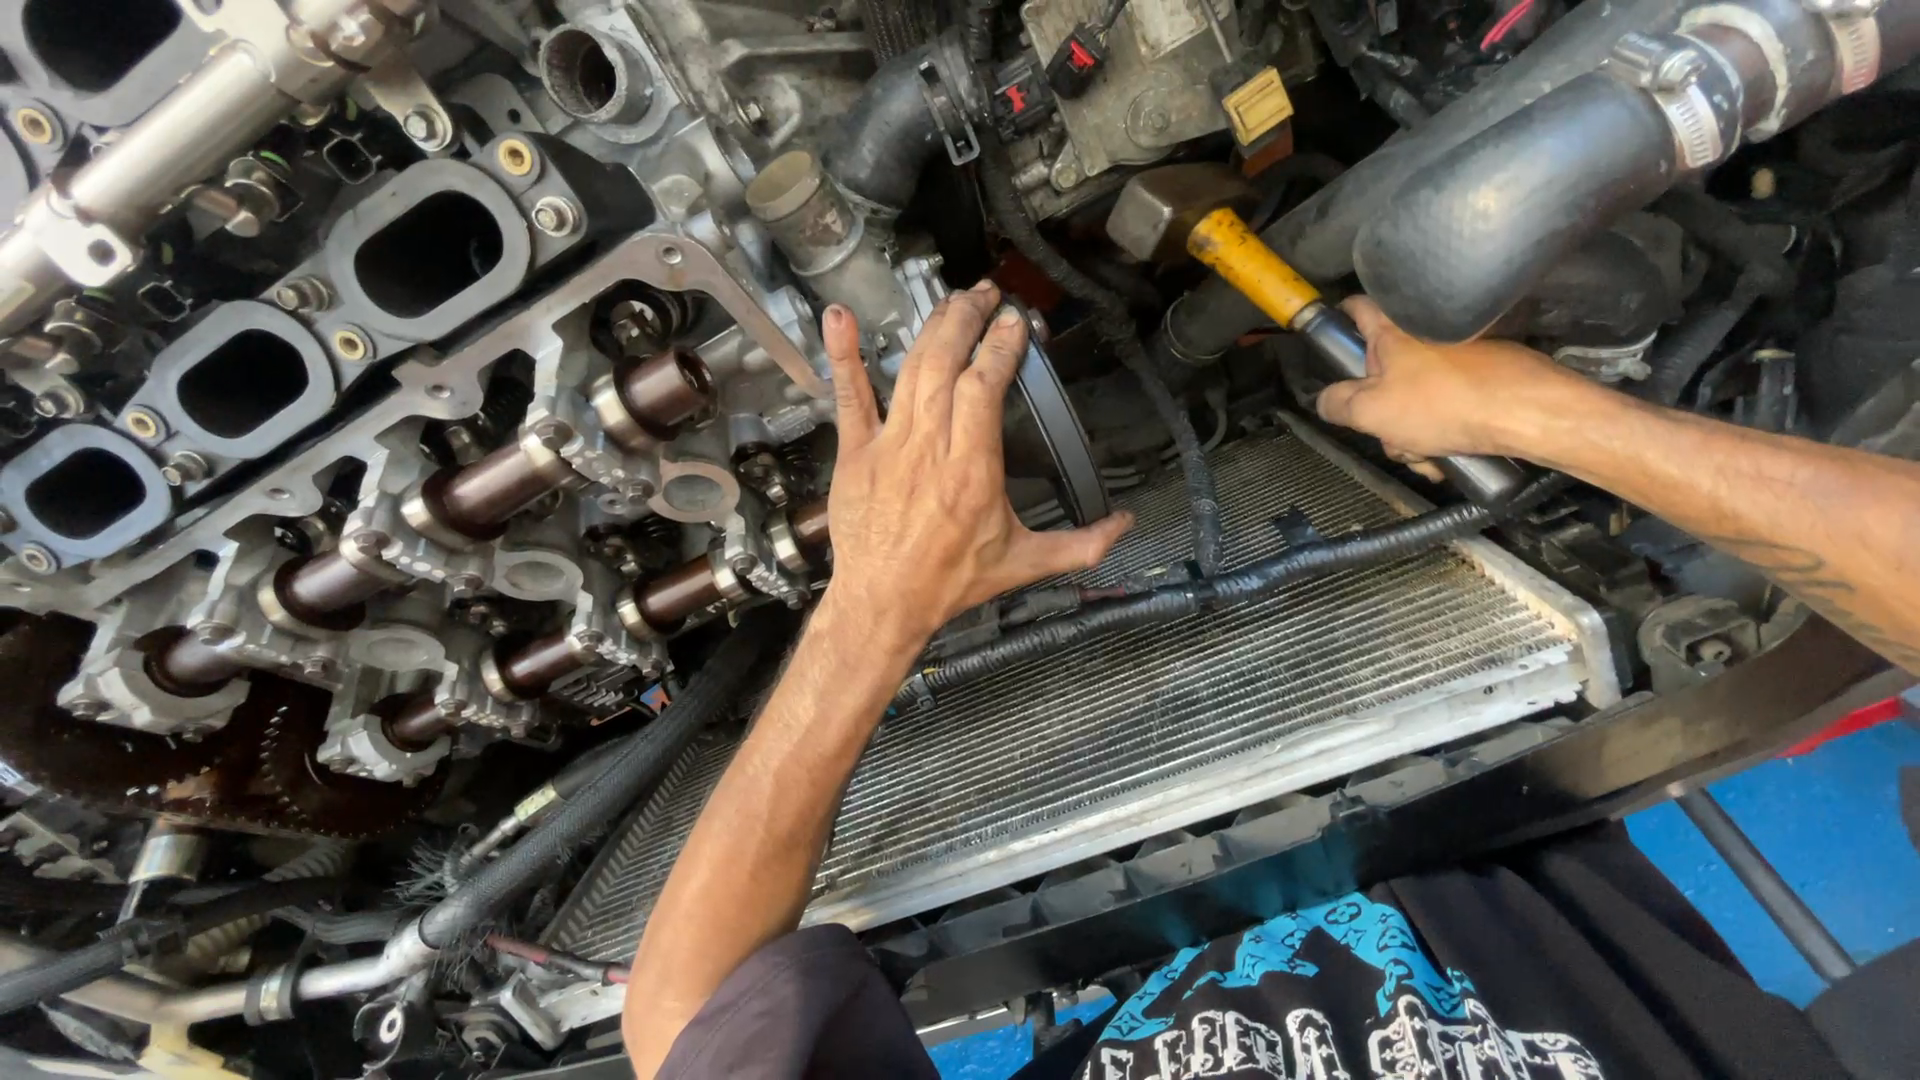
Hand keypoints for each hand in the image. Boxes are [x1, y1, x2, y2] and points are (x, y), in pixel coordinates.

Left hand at [818, 281, 1133, 647]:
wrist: (884, 602)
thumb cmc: (949, 582)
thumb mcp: (1024, 564)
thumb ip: (1081, 545)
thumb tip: (1126, 526)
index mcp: (972, 472)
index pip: (984, 387)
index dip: (1000, 346)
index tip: (1015, 324)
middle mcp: (929, 450)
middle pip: (946, 364)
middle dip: (968, 320)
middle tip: (987, 295)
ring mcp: (888, 447)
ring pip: (909, 371)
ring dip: (931, 328)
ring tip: (952, 300)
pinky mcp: (856, 453)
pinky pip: (849, 397)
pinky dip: (843, 355)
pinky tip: (839, 317)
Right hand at [1315, 296, 1595, 474]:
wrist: (1527, 414)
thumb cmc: (1445, 405)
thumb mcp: (1369, 413)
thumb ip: (1335, 404)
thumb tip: (1325, 401)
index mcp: (1393, 332)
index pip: (1356, 309)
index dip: (1339, 320)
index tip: (1333, 338)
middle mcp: (1427, 334)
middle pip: (1383, 370)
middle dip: (1378, 408)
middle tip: (1383, 430)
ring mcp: (1459, 354)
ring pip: (1414, 394)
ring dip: (1410, 429)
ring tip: (1424, 452)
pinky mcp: (1486, 374)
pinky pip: (1447, 403)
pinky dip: (1442, 428)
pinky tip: (1448, 452)